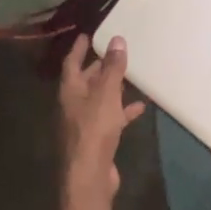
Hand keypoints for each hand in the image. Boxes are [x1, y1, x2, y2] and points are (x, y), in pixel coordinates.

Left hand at [58, 34, 146, 203]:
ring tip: (130, 75)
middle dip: (98, 67)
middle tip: (114, 52)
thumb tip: (118, 39)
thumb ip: (113, 68)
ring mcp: (85, 123)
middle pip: (86, 81)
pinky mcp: (97, 138)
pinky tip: (140, 107)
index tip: (87, 35)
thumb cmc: (94, 129)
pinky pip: (111, 117)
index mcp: (70, 91)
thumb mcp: (106, 94)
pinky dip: (123, 111)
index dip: (79, 48)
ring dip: (112, 88)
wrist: (90, 173)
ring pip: (99, 99)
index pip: (72, 63)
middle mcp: (74, 104)